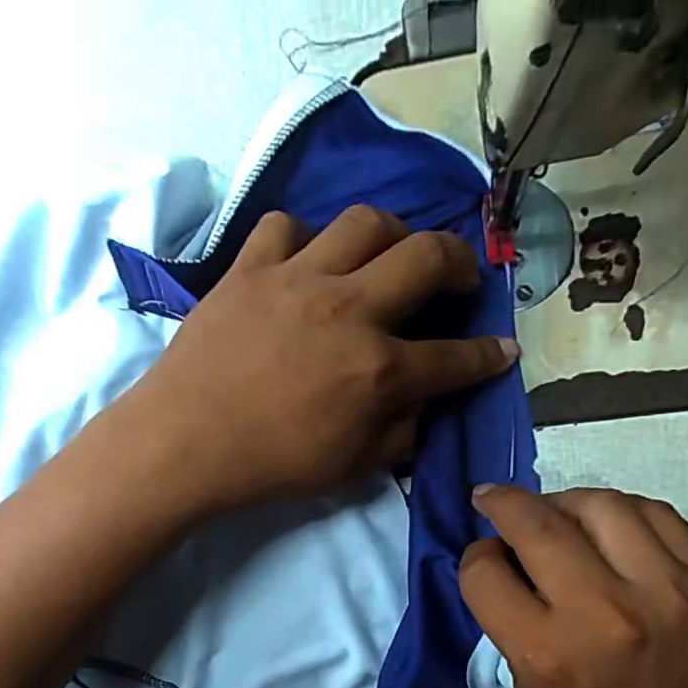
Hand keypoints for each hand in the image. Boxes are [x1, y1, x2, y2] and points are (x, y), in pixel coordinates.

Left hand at [109, 205, 517, 514]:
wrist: (183, 443)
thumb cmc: (272, 464)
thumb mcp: (353, 466)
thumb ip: (403, 432)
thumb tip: (425, 404)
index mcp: (379, 369)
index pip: (456, 356)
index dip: (490, 354)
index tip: (504, 349)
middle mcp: (349, 309)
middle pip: (427, 256)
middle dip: (460, 262)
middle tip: (458, 278)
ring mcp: (297, 279)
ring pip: (365, 221)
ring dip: (393, 234)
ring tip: (390, 255)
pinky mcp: (250, 268)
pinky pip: (286, 227)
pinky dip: (306, 239)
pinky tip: (307, 262)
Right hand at [459, 485, 687, 687]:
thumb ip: (508, 621)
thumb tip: (502, 553)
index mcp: (547, 653)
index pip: (485, 574)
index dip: (475, 559)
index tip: (486, 558)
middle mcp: (601, 613)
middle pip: (535, 525)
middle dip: (502, 504)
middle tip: (492, 500)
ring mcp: (659, 588)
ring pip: (596, 503)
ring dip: (561, 501)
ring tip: (555, 515)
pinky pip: (650, 510)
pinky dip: (617, 509)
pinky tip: (605, 523)